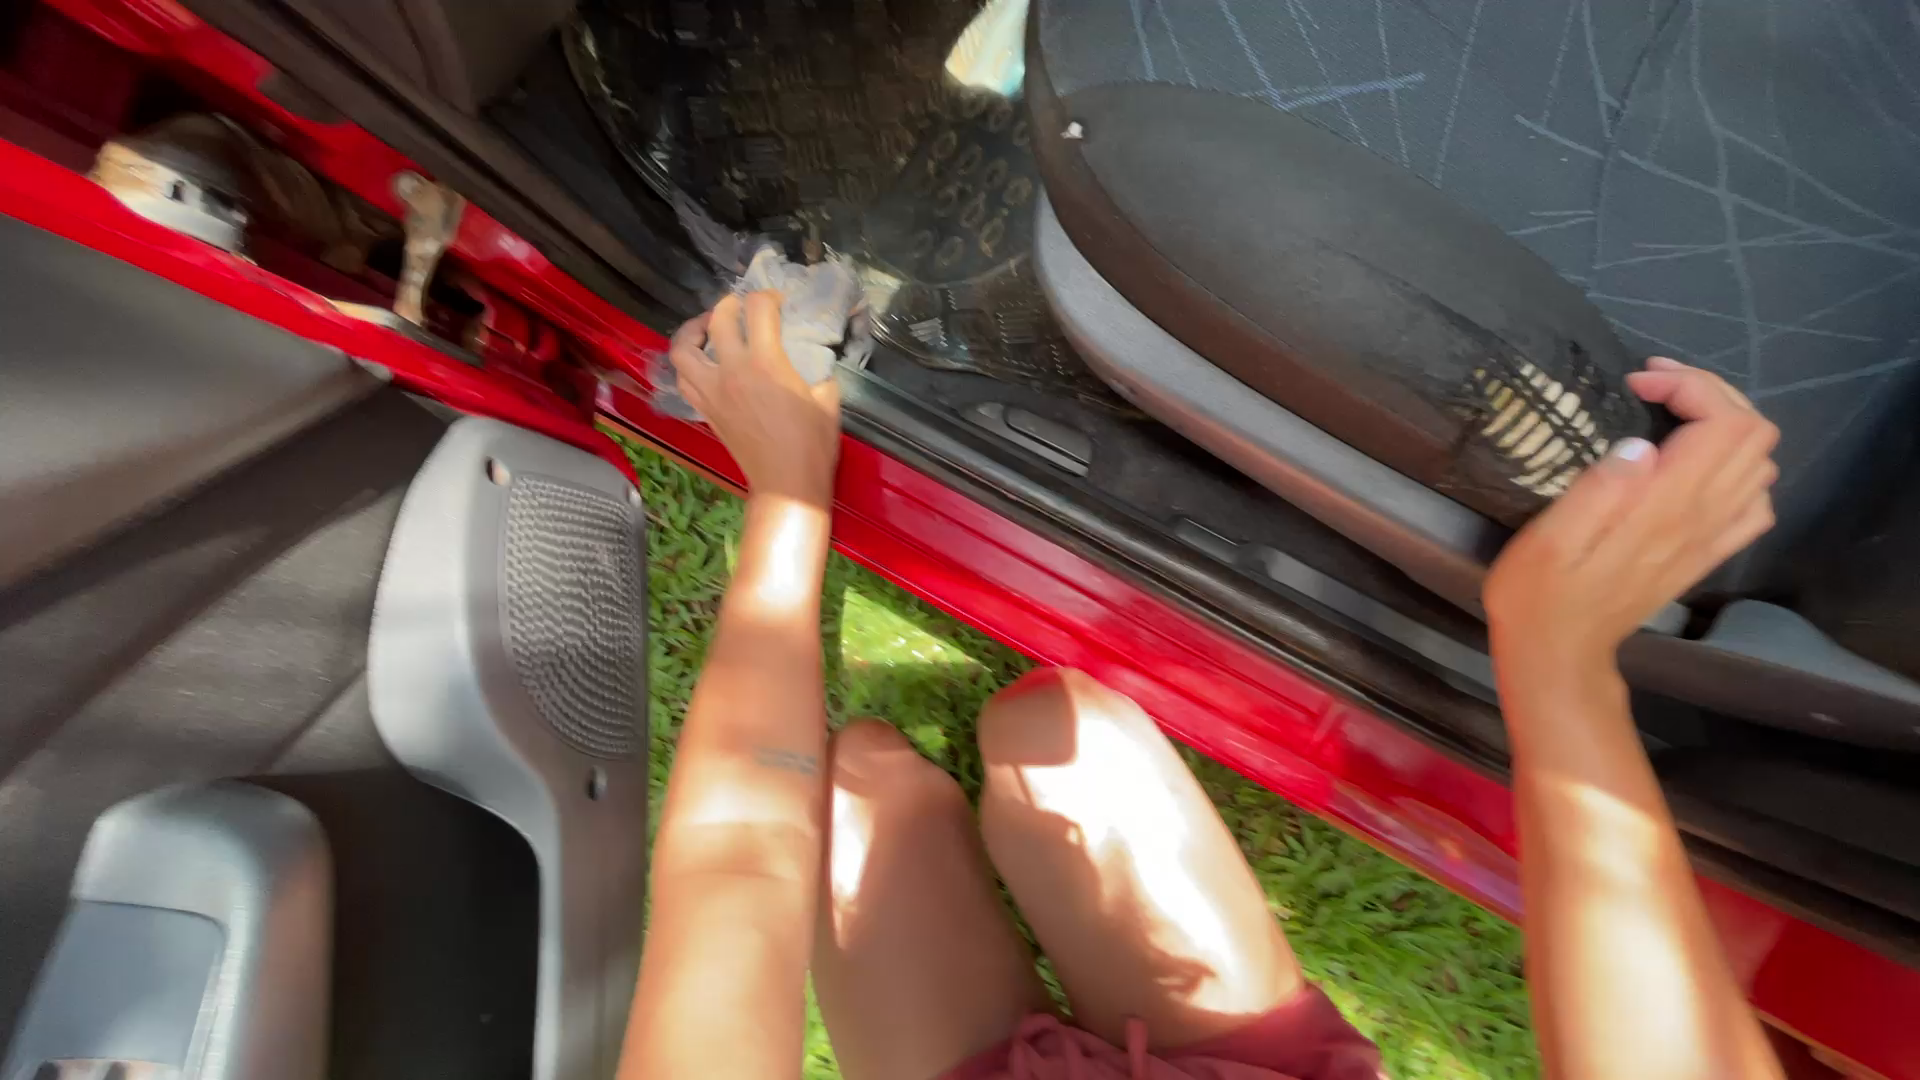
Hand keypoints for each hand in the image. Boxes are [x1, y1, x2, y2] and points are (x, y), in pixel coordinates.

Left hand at [669, 291, 842, 506]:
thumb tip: (812, 356)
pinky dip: (688, 363)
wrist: (788, 483)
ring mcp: (712, 391)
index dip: (769, 296)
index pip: (758, 309)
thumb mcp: (828, 398)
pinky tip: (703, 362)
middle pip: (717, 319)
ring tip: (707, 328)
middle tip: (743, 306)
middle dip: (730, 304)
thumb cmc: (813, 444)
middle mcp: (732, 371)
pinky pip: (684, 378)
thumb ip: (817, 368)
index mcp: (766, 363)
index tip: (780, 302)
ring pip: (683, 348)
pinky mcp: (705, 410)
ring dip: (693, 331)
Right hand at [1483, 357, 1778, 666]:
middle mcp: (1702, 517)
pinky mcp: (1703, 552)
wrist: (1558, 648)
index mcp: (1666, 507)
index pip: (1723, 424)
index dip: (1689, 388)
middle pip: (1752, 434)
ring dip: (1724, 424)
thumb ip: (1596, 491)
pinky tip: (1693, 469)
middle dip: (1710, 394)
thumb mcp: (1547, 540)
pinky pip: (1753, 500)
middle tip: (1650, 389)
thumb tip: (1637, 446)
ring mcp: (1708, 537)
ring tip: (1668, 416)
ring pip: (1759, 461)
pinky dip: (1735, 468)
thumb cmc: (1537, 592)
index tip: (1633, 386)